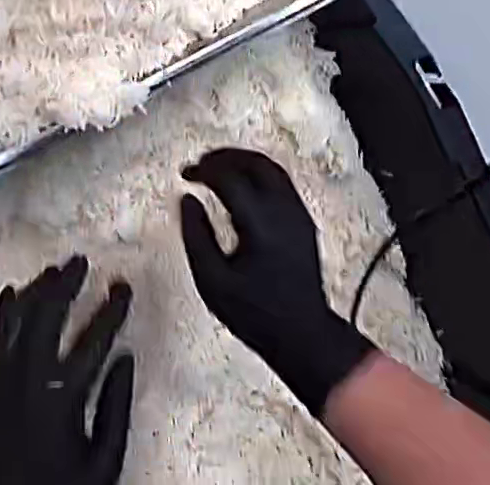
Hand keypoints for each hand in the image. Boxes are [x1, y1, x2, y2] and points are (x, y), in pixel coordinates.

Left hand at [0, 256, 135, 484]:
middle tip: (81, 261)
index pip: (93, 341)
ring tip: (52, 270)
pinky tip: (10, 294)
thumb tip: (126, 358)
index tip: (124, 287)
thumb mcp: (104, 463)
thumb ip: (116, 407)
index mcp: (62, 400)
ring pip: (18, 325)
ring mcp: (3, 388)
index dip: (111, 310)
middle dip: (66, 286)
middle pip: (47, 320)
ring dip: (36, 292)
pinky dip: (2, 315)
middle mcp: (28, 385)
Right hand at [178, 148, 374, 413]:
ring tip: (217, 167)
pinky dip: (257, 172)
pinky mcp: (304, 217)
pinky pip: (280, 180)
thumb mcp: (212, 282)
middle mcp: (283, 209)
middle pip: (254, 162)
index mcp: (260, 223)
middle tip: (200, 163)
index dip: (204, 170)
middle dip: (223, 156)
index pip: (230, 178)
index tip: (186, 174)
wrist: (302, 333)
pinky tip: (241, 183)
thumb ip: (196, 236)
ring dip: (242, 160)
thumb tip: (186, 199)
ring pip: (270, 167)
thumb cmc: (255, 313)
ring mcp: (298, 211)